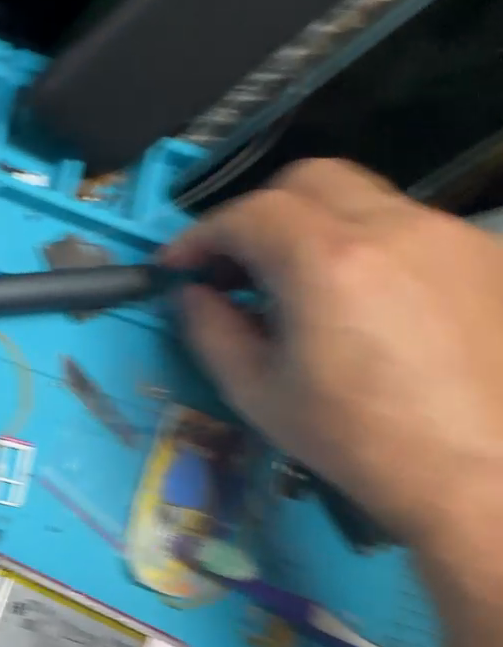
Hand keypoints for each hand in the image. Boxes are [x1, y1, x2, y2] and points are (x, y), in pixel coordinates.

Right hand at [163, 159, 502, 558]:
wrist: (476, 466)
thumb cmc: (348, 433)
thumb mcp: (251, 387)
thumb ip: (210, 328)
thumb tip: (194, 295)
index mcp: (328, 262)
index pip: (250, 212)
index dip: (199, 236)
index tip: (175, 269)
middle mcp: (394, 230)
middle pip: (310, 180)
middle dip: (254, 214)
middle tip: (227, 264)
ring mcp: (447, 238)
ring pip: (360, 198)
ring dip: (306, 226)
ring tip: (283, 284)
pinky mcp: (480, 257)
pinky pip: (400, 226)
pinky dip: (354, 243)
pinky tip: (342, 297)